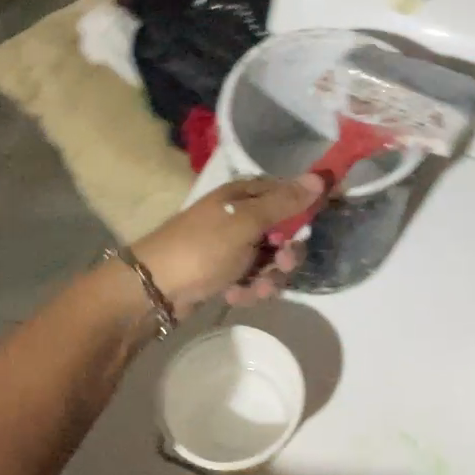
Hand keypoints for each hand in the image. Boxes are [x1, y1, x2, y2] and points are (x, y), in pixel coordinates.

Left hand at [131, 175, 324, 314]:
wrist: (153, 290)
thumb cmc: (201, 248)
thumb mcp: (246, 223)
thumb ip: (284, 203)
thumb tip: (320, 175)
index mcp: (243, 195)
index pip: (288, 192)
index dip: (307, 206)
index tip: (320, 223)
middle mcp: (239, 216)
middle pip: (284, 231)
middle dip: (287, 253)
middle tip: (283, 265)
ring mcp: (232, 246)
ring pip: (271, 260)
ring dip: (269, 277)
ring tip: (255, 290)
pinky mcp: (224, 273)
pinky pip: (252, 279)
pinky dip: (249, 289)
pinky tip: (235, 298)